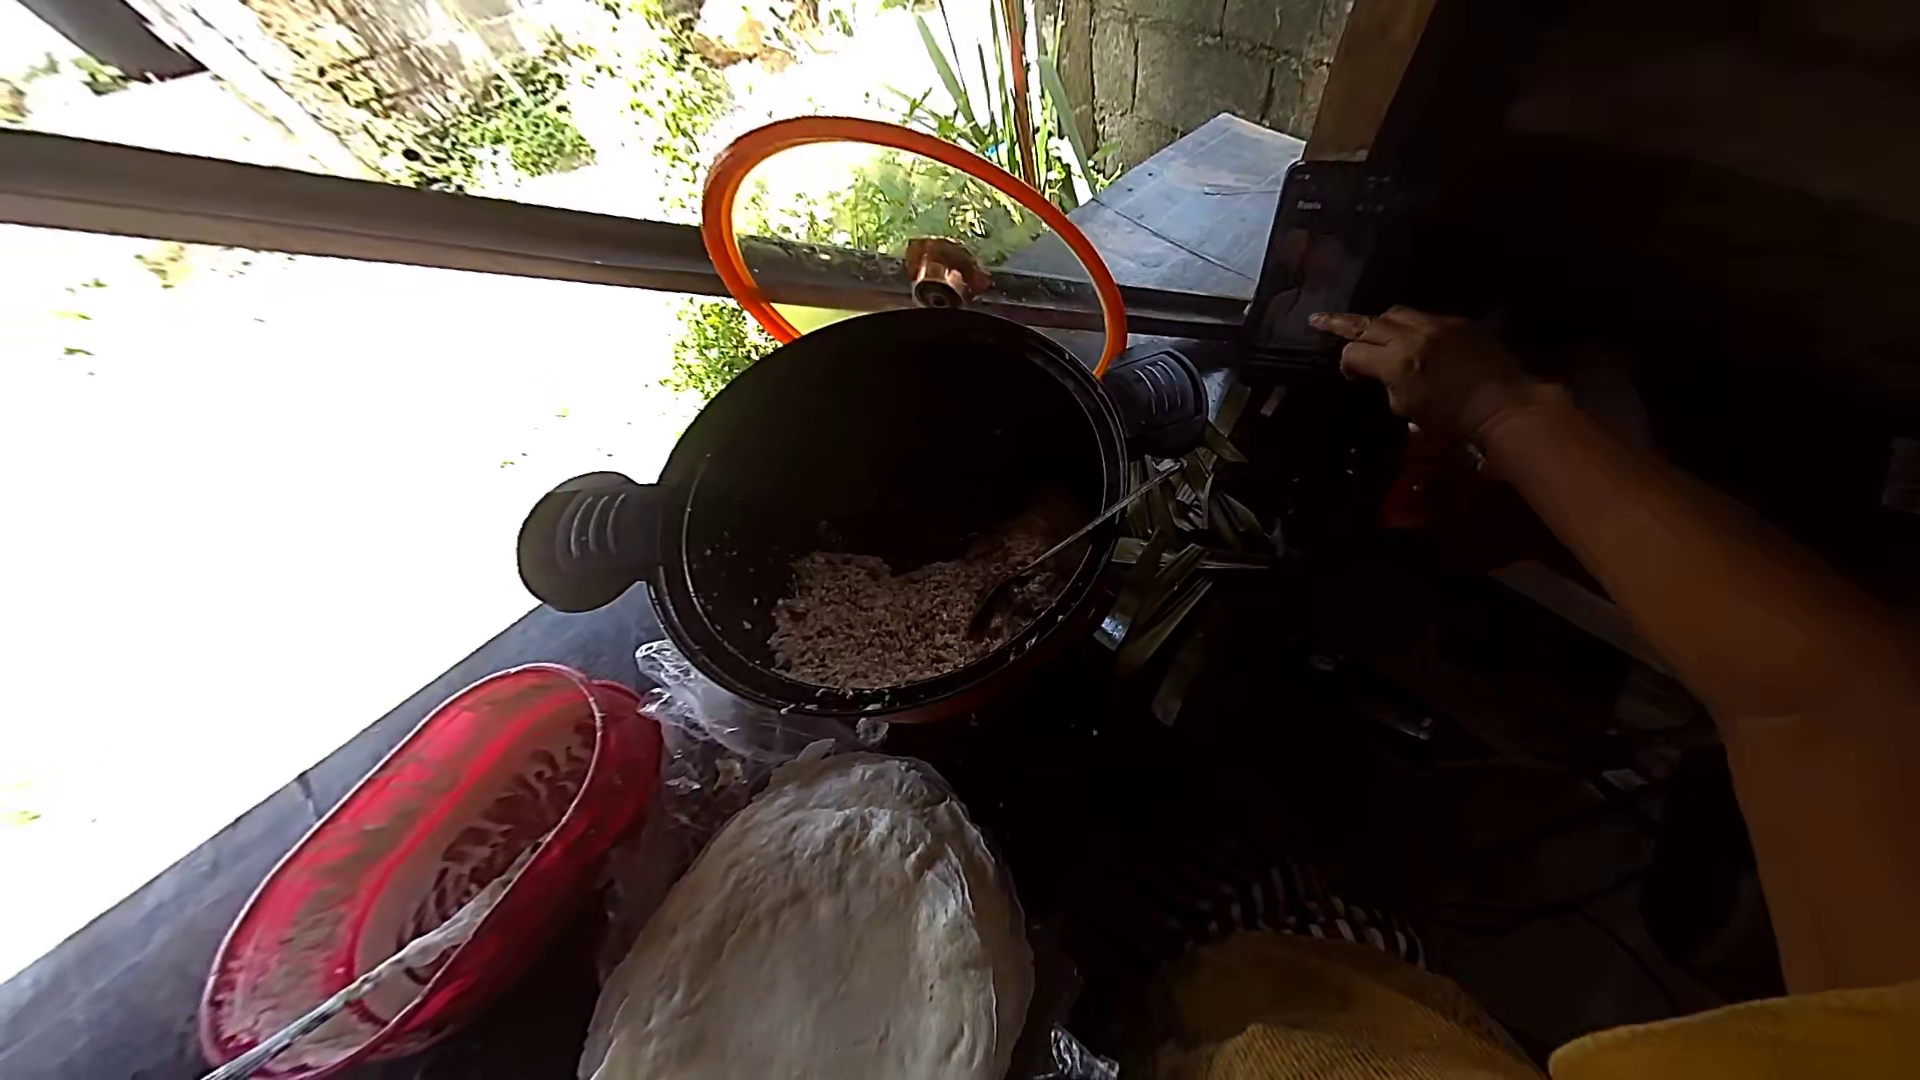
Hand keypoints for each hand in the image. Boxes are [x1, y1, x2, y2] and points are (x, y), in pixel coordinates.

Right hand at [1309, 307, 1536, 439]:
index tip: (1350, 376)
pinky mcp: (1461, 323)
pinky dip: (1410, 325)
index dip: (1345, 364)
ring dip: (1378, 321)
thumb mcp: (1403, 406)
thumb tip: (1375, 371)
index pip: (1352, 352)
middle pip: (1366, 322)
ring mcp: (1439, 326)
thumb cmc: (1449, 419)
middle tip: (1319, 319)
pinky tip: (1411, 338)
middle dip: (1339, 322)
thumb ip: (1383, 382)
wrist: (1504, 406)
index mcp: (1396, 362)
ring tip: (1371, 330)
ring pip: (1395, 312)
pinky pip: (1425, 316)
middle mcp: (1414, 337)